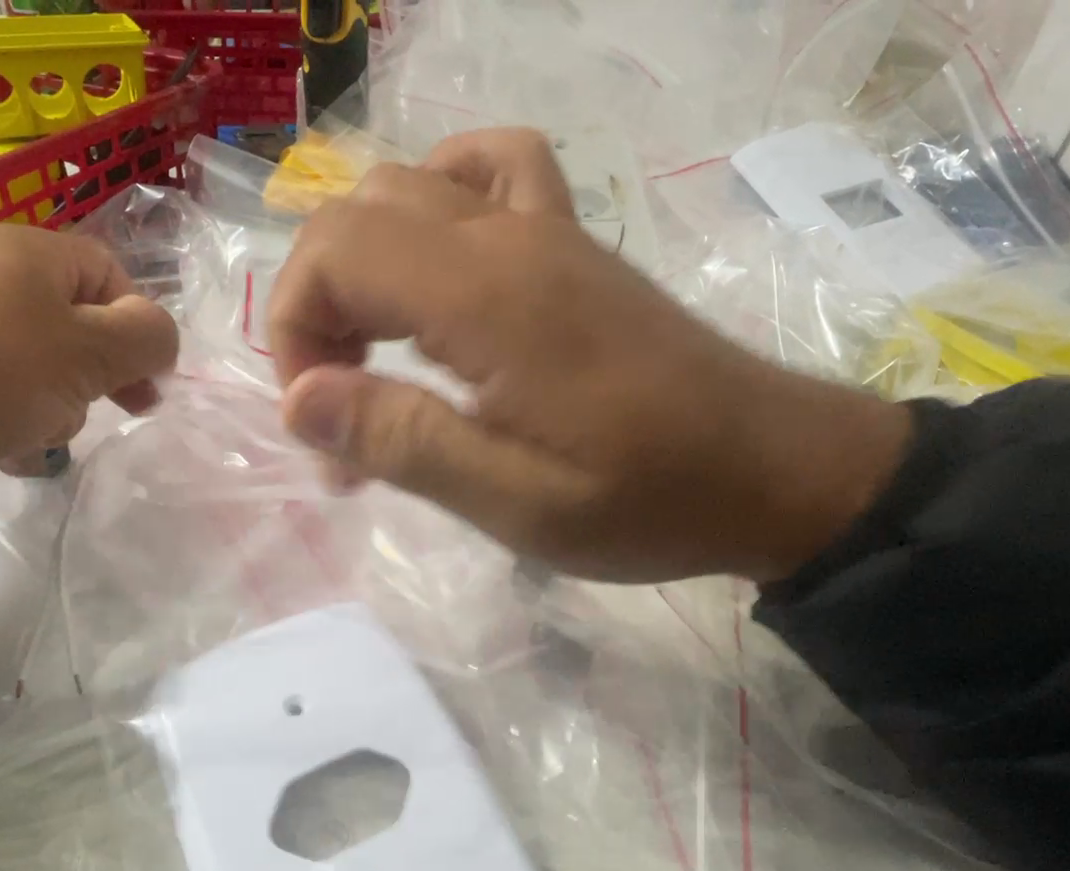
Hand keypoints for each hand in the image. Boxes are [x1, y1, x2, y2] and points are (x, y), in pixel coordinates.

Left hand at [0, 226, 176, 510]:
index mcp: (29, 256)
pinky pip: (3, 395)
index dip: (140, 327)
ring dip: (59, 407)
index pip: (112, 275)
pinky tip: (8, 449)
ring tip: (38, 431)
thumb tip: (161, 336)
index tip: (149, 381)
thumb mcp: (86, 354)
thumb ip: (145, 339)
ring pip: (46, 368)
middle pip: (80, 326)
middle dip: (100, 376)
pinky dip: (17, 422)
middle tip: (118, 411)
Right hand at [269, 131, 909, 583]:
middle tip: (342, 407)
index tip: (321, 423)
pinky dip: (439, 199)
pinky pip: (492, 169)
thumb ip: (401, 441)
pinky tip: (437, 266)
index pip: (333, 255)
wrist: (776, 470)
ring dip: (363, 265)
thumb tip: (298, 399)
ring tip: (376, 352)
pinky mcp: (572, 243)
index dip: (294, 331)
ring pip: (408, 188)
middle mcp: (507, 236)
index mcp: (485, 296)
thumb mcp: (515, 502)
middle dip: (316, 309)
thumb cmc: (648, 500)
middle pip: (355, 216)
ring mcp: (545, 228)